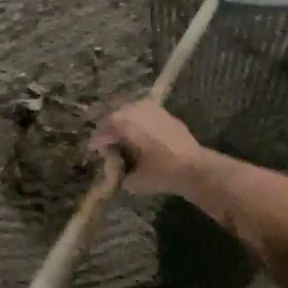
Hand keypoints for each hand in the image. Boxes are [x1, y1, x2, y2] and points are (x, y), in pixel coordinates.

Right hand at [89, 101, 208, 196]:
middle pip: (114, 118)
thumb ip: (117, 171)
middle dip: (109, 131)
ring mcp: (151, 108)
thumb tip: (113, 167)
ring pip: (129, 113)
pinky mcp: (164, 112)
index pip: (102, 131)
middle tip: (108, 146)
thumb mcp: (132, 179)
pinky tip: (140, 137)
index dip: (96, 143)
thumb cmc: (161, 173)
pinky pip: (143, 114)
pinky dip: (138, 123)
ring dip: (123, 125)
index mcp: (123, 123)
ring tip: (123, 141)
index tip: (93, 150)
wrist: (194, 167)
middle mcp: (135, 110)